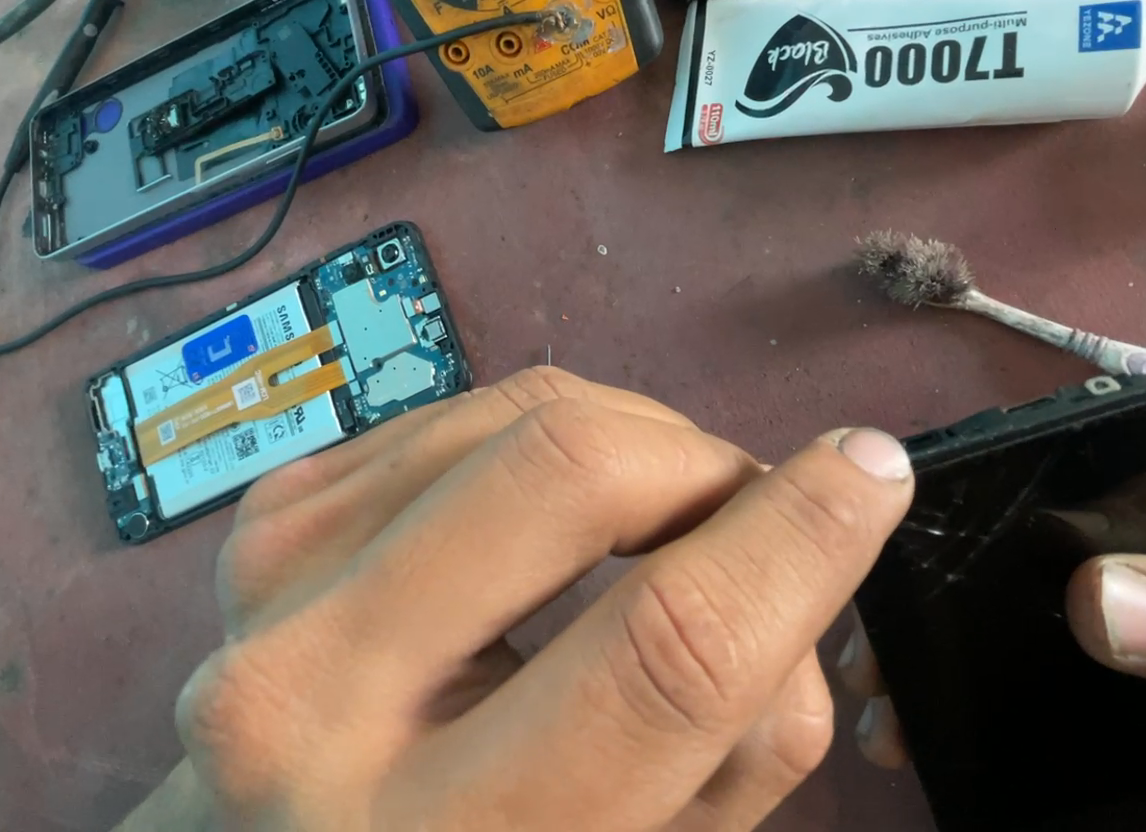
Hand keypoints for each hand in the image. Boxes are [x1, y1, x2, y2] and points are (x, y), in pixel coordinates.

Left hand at [174, 367, 914, 830]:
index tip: (871, 468)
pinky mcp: (274, 512)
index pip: (667, 651)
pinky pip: (464, 411)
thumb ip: (745, 734)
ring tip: (652, 502)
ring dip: (631, 434)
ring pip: (522, 411)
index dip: (797, 539)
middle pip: (572, 472)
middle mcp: (319, 698)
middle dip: (700, 462)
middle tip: (739, 498)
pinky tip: (553, 498)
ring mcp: (278, 583)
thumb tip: (804, 545)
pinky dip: (547, 430)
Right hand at [841, 407, 1145, 817]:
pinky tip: (974, 686)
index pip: (1096, 446)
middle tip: (884, 647)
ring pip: (1052, 550)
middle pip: (1053, 495)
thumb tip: (1094, 603)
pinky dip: (1024, 640)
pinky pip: (1081, 596)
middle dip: (964, 564)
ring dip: (978, 609)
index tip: (930, 578)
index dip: (1002, 500)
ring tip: (900, 676)